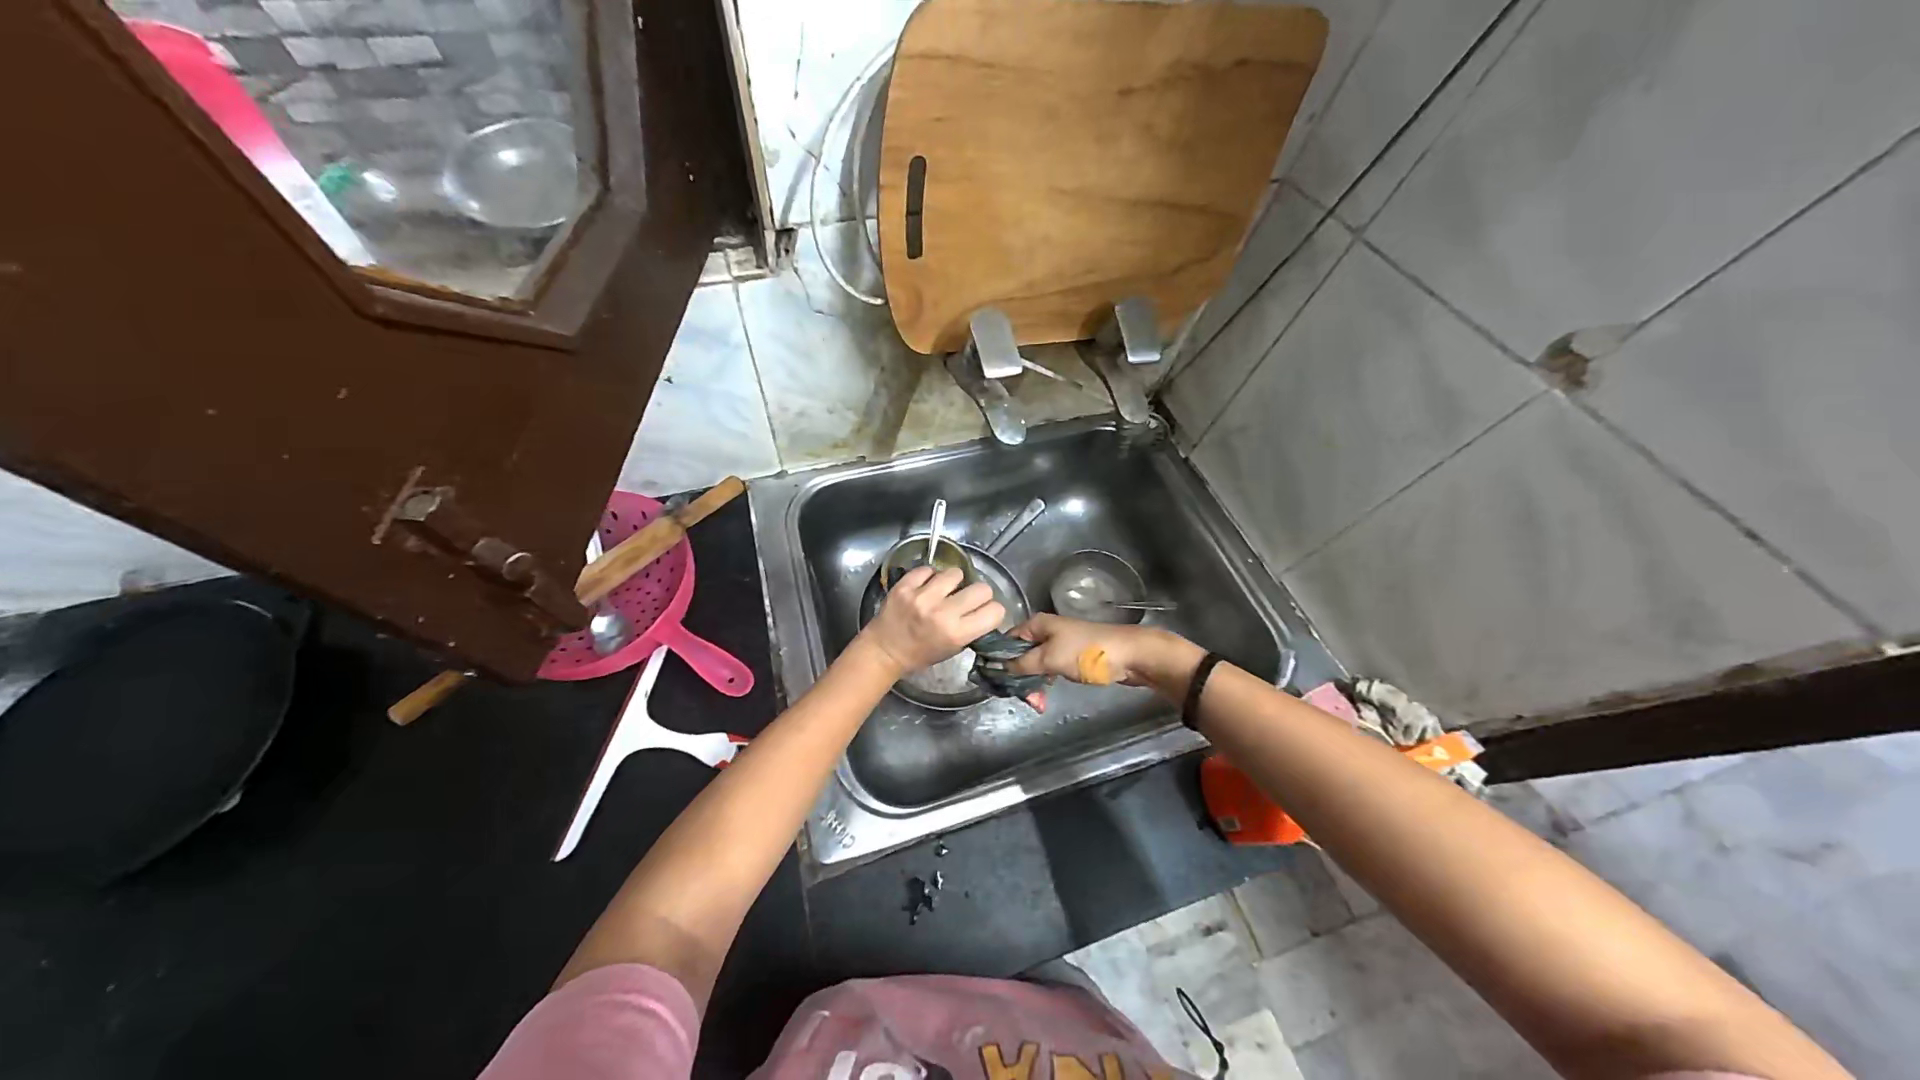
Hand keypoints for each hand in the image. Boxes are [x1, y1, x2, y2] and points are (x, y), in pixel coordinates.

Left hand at [856, 565, 1005, 676]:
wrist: (885, 650)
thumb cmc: (921, 653)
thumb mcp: (953, 648)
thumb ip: (971, 628)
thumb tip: (985, 608)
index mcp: (957, 633)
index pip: (995, 611)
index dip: (993, 610)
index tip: (984, 611)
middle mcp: (942, 613)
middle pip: (982, 588)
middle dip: (978, 593)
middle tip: (966, 599)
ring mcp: (922, 597)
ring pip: (956, 573)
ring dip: (953, 581)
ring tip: (945, 590)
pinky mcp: (905, 586)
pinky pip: (929, 569)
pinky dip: (930, 576)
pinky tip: (926, 586)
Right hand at [1007, 614, 1204, 700]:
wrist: (1130, 655)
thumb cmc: (1087, 652)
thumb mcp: (1049, 658)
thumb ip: (1021, 664)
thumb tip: (997, 667)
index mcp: (1037, 624)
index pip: (1007, 640)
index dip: (999, 660)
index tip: (996, 682)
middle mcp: (1046, 632)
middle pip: (1020, 655)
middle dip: (1019, 678)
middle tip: (1025, 699)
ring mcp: (1060, 645)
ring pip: (1035, 665)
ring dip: (1033, 684)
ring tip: (1038, 704)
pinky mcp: (1072, 658)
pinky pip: (1050, 670)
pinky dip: (1046, 683)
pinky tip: (1045, 699)